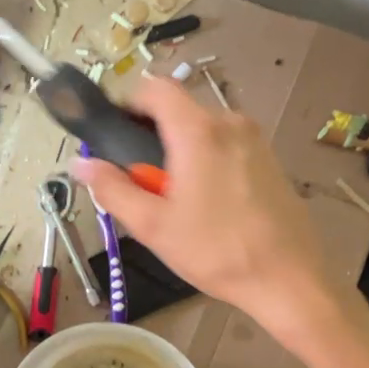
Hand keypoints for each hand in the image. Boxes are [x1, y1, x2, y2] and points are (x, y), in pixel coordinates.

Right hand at [74, 78, 339, 338]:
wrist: (286, 278)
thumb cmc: (214, 251)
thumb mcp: (152, 225)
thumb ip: (112, 189)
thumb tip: (81, 164)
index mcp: (198, 131)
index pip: (155, 89)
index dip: (126, 102)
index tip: (111, 131)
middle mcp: (230, 123)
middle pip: (177, 111)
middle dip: (150, 137)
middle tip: (137, 181)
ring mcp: (254, 140)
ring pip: (200, 131)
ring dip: (177, 153)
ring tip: (170, 200)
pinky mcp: (268, 159)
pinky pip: (223, 146)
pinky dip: (203, 162)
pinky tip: (203, 204)